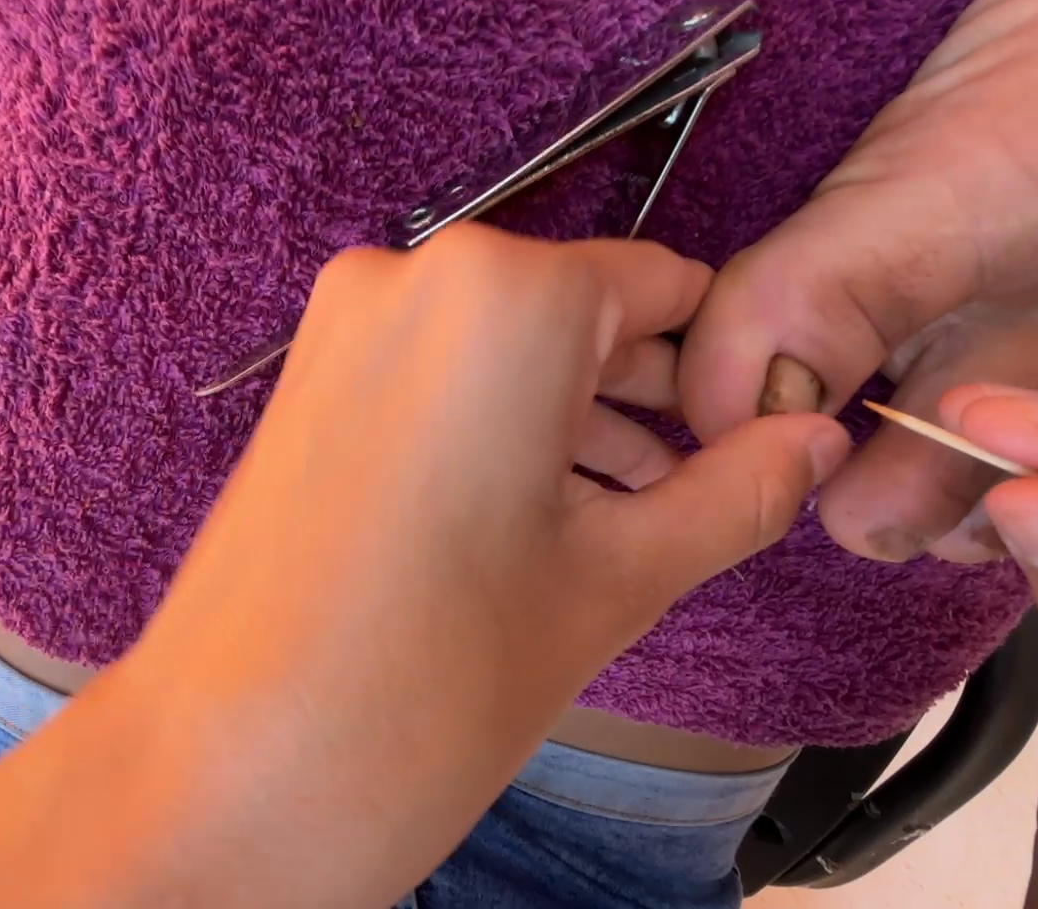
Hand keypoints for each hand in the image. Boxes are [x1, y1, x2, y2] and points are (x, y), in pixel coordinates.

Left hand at [102, 227, 847, 905]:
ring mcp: (344, 323)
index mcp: (500, 294)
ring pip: (501, 344)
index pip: (661, 285)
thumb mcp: (614, 577)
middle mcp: (411, 278)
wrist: (232, 758)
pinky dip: (490, 417)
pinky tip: (527, 503)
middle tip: (691, 486)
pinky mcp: (309, 374)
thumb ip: (732, 491)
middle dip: (640, 396)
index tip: (743, 433)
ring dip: (567, 414)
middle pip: (576, 312)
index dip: (715, 365)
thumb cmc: (420, 678)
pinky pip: (433, 368)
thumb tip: (806, 443)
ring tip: (615, 512)